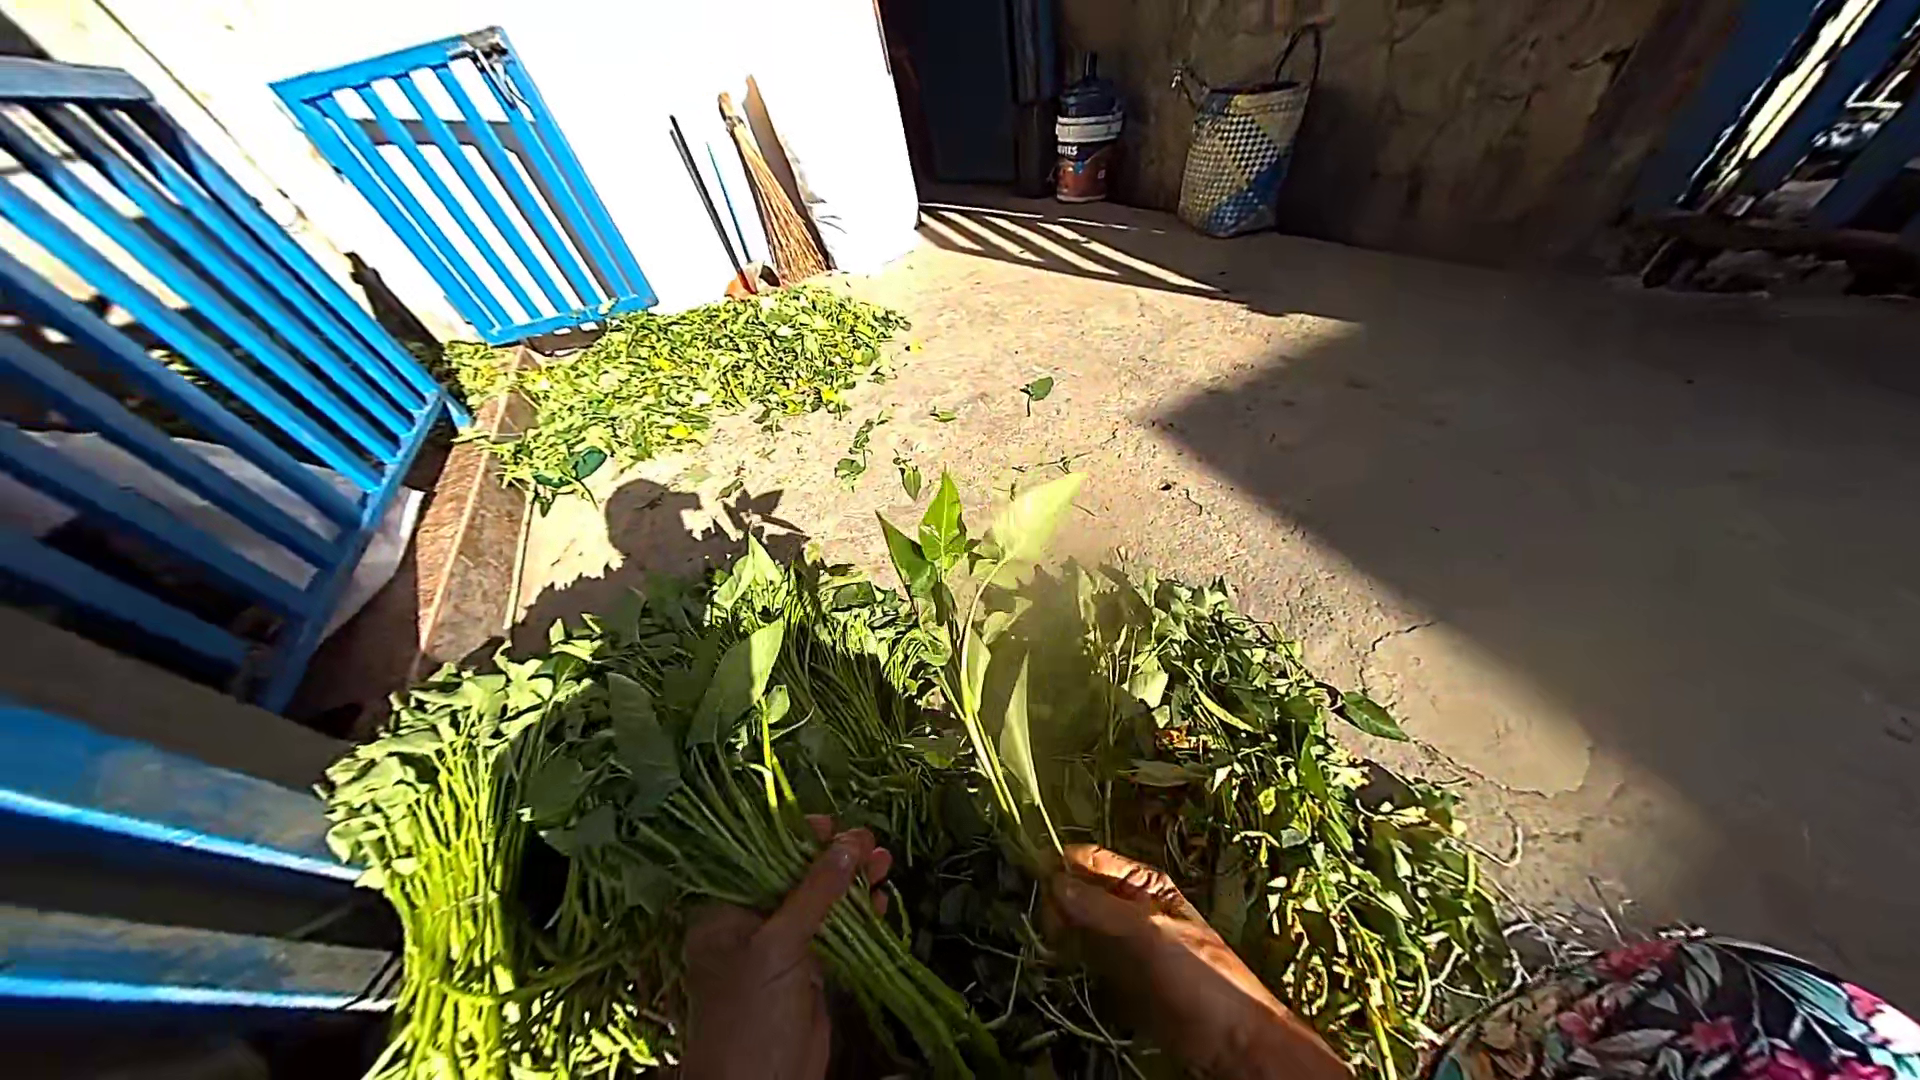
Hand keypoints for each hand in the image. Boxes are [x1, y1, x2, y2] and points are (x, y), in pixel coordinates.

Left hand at [681, 816, 892, 1079]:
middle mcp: (754, 921)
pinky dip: (861, 912)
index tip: (832, 824)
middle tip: (870, 842)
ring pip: (823, 899)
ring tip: (883, 863)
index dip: (797, 837)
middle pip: (799, 874)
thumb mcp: (778, 947)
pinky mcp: (811, 965)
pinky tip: (881, 900)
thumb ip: (815, 892)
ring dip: (854, 880)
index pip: (761, 856)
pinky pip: (838, 927)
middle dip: (836, 857)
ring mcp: (784, 944)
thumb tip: (849, 843)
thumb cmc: (751, 1016)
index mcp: (727, 911)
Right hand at [1050, 844, 1350, 1079]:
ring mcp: (1118, 936)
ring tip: (1053, 945)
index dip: (1062, 866)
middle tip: (1052, 928)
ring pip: (1074, 918)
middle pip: (1076, 886)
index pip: (1088, 859)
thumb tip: (1053, 880)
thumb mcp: (1148, 932)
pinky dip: (1066, 951)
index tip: (1041, 886)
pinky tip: (1060, 959)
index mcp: (1140, 881)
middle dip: (1058, 900)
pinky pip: (1081, 950)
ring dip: (1058, 927)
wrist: (1232, 1043)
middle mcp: (1125, 901)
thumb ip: (1100, 906)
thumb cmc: (1198, 975)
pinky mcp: (1114, 970)